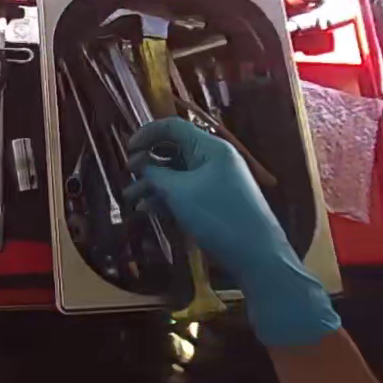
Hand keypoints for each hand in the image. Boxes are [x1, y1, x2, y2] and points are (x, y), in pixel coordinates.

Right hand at [126, 118, 338, 346]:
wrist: (255, 254)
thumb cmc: (217, 216)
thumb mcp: (179, 192)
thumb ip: (155, 174)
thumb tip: (139, 162)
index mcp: (209, 148)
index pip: (172, 128)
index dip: (146, 134)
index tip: (127, 149)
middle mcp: (212, 159)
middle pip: (172, 150)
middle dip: (147, 162)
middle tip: (128, 174)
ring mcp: (213, 181)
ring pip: (175, 174)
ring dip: (151, 184)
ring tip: (130, 200)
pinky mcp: (212, 201)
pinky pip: (183, 191)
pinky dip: (164, 198)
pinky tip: (147, 211)